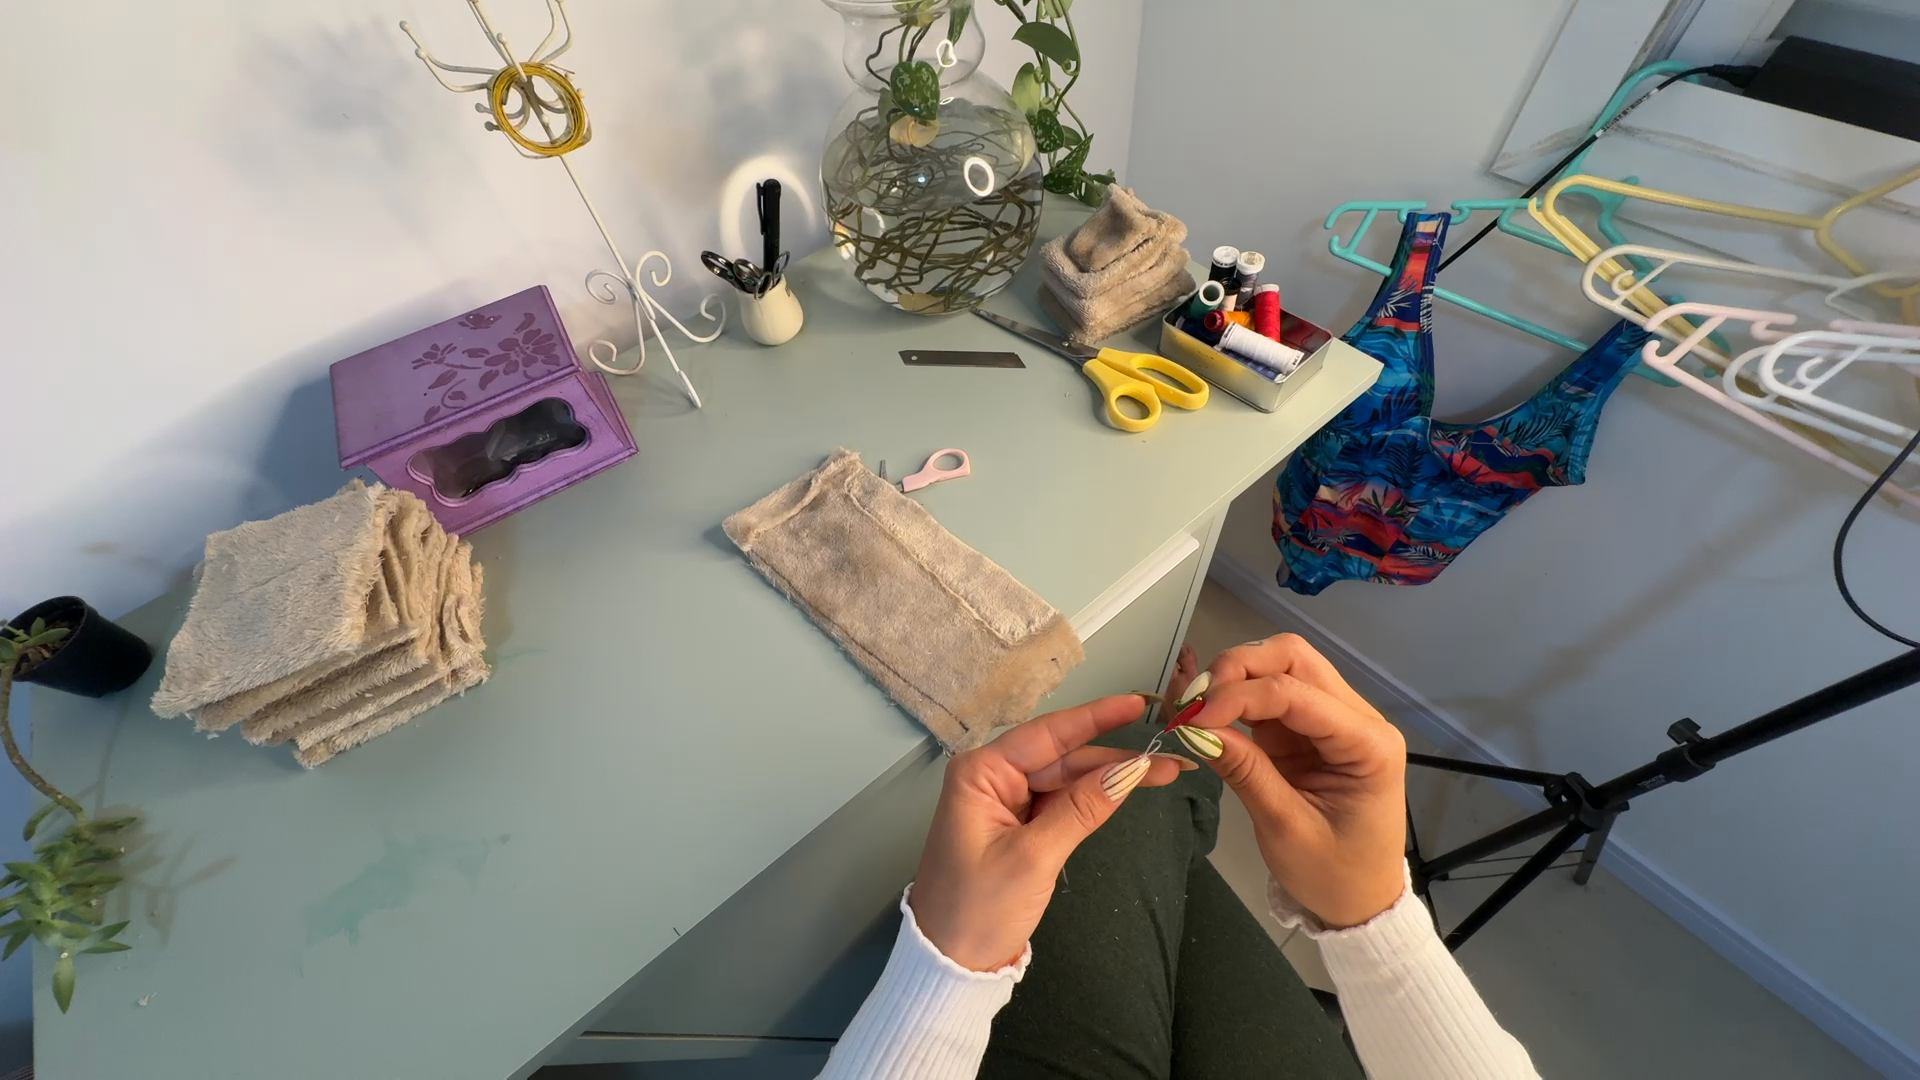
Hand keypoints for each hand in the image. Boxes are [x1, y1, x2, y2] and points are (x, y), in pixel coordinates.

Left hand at [909, 695, 1192, 969]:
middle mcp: (992, 776)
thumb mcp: (1032, 857)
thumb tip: (1131, 769)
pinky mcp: (1017, 824)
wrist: (948, 966)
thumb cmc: (978, 909)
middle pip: (1061, 756)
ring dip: (1109, 778)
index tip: (1137, 702)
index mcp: (981, 772)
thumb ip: (1082, 809)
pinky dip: (1092, 799)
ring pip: (1065, 778)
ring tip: (1164, 773)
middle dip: (1114, 756)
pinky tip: (1126, 788)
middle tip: (1169, 756)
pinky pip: (1059, 801)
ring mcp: (1005, 801)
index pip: (1047, 734)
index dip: (1096, 717)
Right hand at [1185, 635, 1406, 928]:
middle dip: (1238, 668)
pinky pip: (1269, 690)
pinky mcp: (1305, 726)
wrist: (1359, 903)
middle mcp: (1356, 718)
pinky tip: (1210, 713)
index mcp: (1368, 745)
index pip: (1295, 693)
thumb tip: (1195, 729)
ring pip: (1280, 664)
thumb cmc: (1333, 874)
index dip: (1238, 696)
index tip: (1192, 719)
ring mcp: (1330, 717)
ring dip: (1235, 675)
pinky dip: (1235, 693)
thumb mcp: (1286, 828)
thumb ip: (1245, 771)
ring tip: (1199, 707)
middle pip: (1292, 657)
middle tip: (1196, 700)